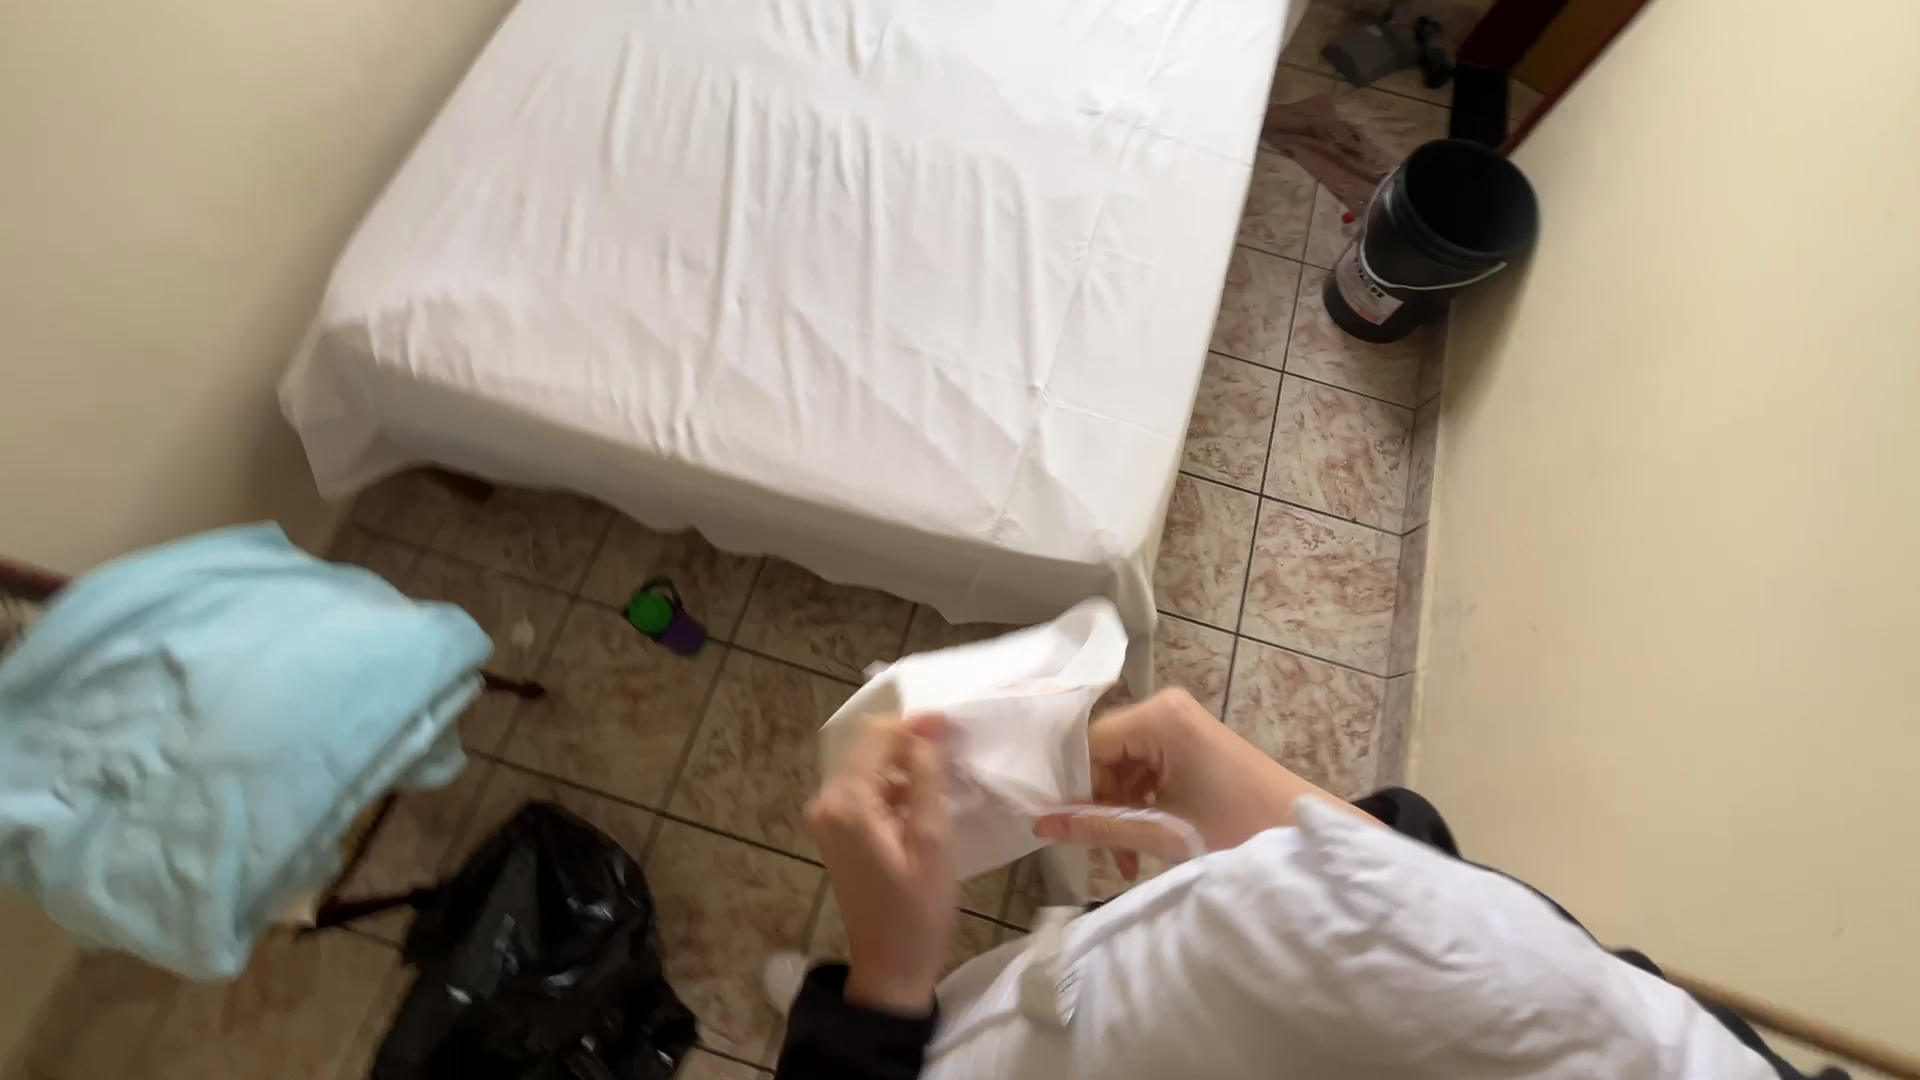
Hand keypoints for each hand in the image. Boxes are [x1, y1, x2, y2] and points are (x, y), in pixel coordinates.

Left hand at [806, 713, 954, 1015]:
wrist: (890, 968)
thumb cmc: (917, 908)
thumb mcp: (932, 838)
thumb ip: (928, 774)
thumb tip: (931, 724)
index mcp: (847, 802)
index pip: (879, 735)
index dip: (916, 725)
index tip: (954, 726)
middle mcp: (828, 801)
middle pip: (872, 748)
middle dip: (912, 743)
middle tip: (954, 750)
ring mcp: (829, 817)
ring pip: (872, 768)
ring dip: (906, 765)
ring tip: (947, 774)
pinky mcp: (838, 830)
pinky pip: (868, 790)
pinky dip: (896, 786)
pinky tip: (926, 799)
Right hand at [1034, 688, 1372, 877]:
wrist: (1308, 840)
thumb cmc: (1239, 828)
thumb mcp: (1164, 830)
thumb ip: (1098, 826)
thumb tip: (1039, 826)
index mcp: (1159, 716)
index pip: (1089, 742)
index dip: (1071, 782)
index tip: (1057, 822)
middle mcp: (1164, 710)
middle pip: (1104, 753)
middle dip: (1097, 802)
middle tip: (1095, 846)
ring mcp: (1177, 726)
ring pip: (1121, 766)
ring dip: (1117, 810)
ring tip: (1125, 857)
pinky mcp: (1188, 746)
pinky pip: (1144, 770)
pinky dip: (1138, 805)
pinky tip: (1141, 842)